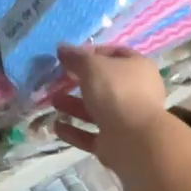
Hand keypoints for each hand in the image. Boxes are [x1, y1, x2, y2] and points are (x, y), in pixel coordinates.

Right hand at [49, 44, 172, 162]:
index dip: (90, 53)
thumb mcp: (93, 66)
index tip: (68, 57)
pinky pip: (90, 135)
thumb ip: (76, 57)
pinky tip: (56, 127)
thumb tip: (62, 48)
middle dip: (78, 82)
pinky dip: (74, 131)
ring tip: (52, 101)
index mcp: (137, 68)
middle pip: (103, 84)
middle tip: (56, 81)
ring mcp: (125, 120)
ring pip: (95, 110)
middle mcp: (135, 93)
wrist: (133, 140)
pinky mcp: (113, 143)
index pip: (114, 54)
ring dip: (73, 105)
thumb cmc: (116, 93)